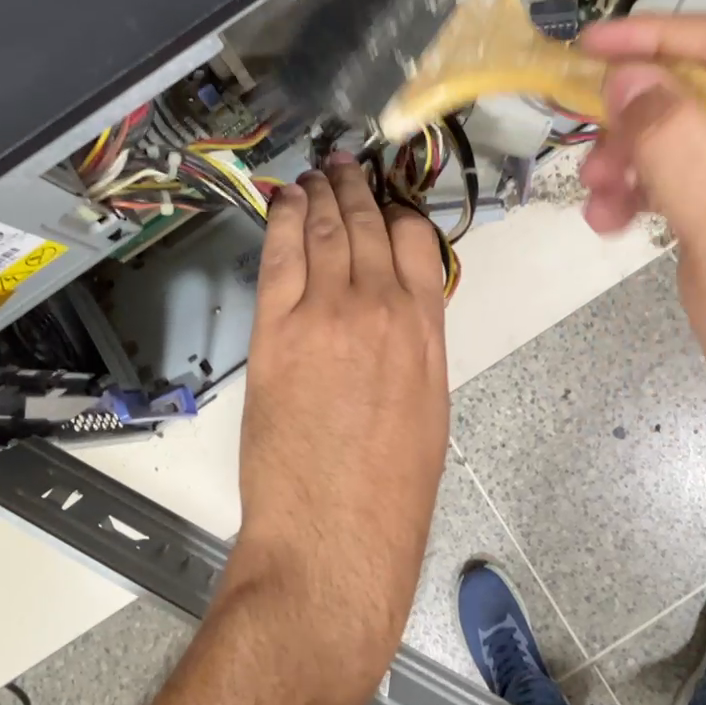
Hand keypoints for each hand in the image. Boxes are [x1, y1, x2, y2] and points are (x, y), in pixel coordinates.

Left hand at [231, 155, 450, 642]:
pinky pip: (281, 254)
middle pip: (367, 223)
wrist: (335, 536)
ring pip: (326, 228)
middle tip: (345, 168)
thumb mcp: (428, 405)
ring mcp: (326, 312)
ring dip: (320, 194)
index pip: (415, 238)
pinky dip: (284, 220)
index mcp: (426, 327)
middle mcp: (380, 305)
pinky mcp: (277, 329)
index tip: (384, 202)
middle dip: (355, 188)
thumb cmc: (391, 489)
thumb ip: (415, 342)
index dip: (398, 211)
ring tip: (316, 174)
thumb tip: (395, 305)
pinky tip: (285, 200)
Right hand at [577, 14, 705, 480]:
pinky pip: (686, 177)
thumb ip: (677, 147)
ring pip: (687, 135)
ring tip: (597, 201)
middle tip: (585, 145)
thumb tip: (625, 77)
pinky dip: (644, 191)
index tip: (590, 44)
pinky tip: (612, 220)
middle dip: (640, 118)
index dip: (664, 38)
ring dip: (633, 159)